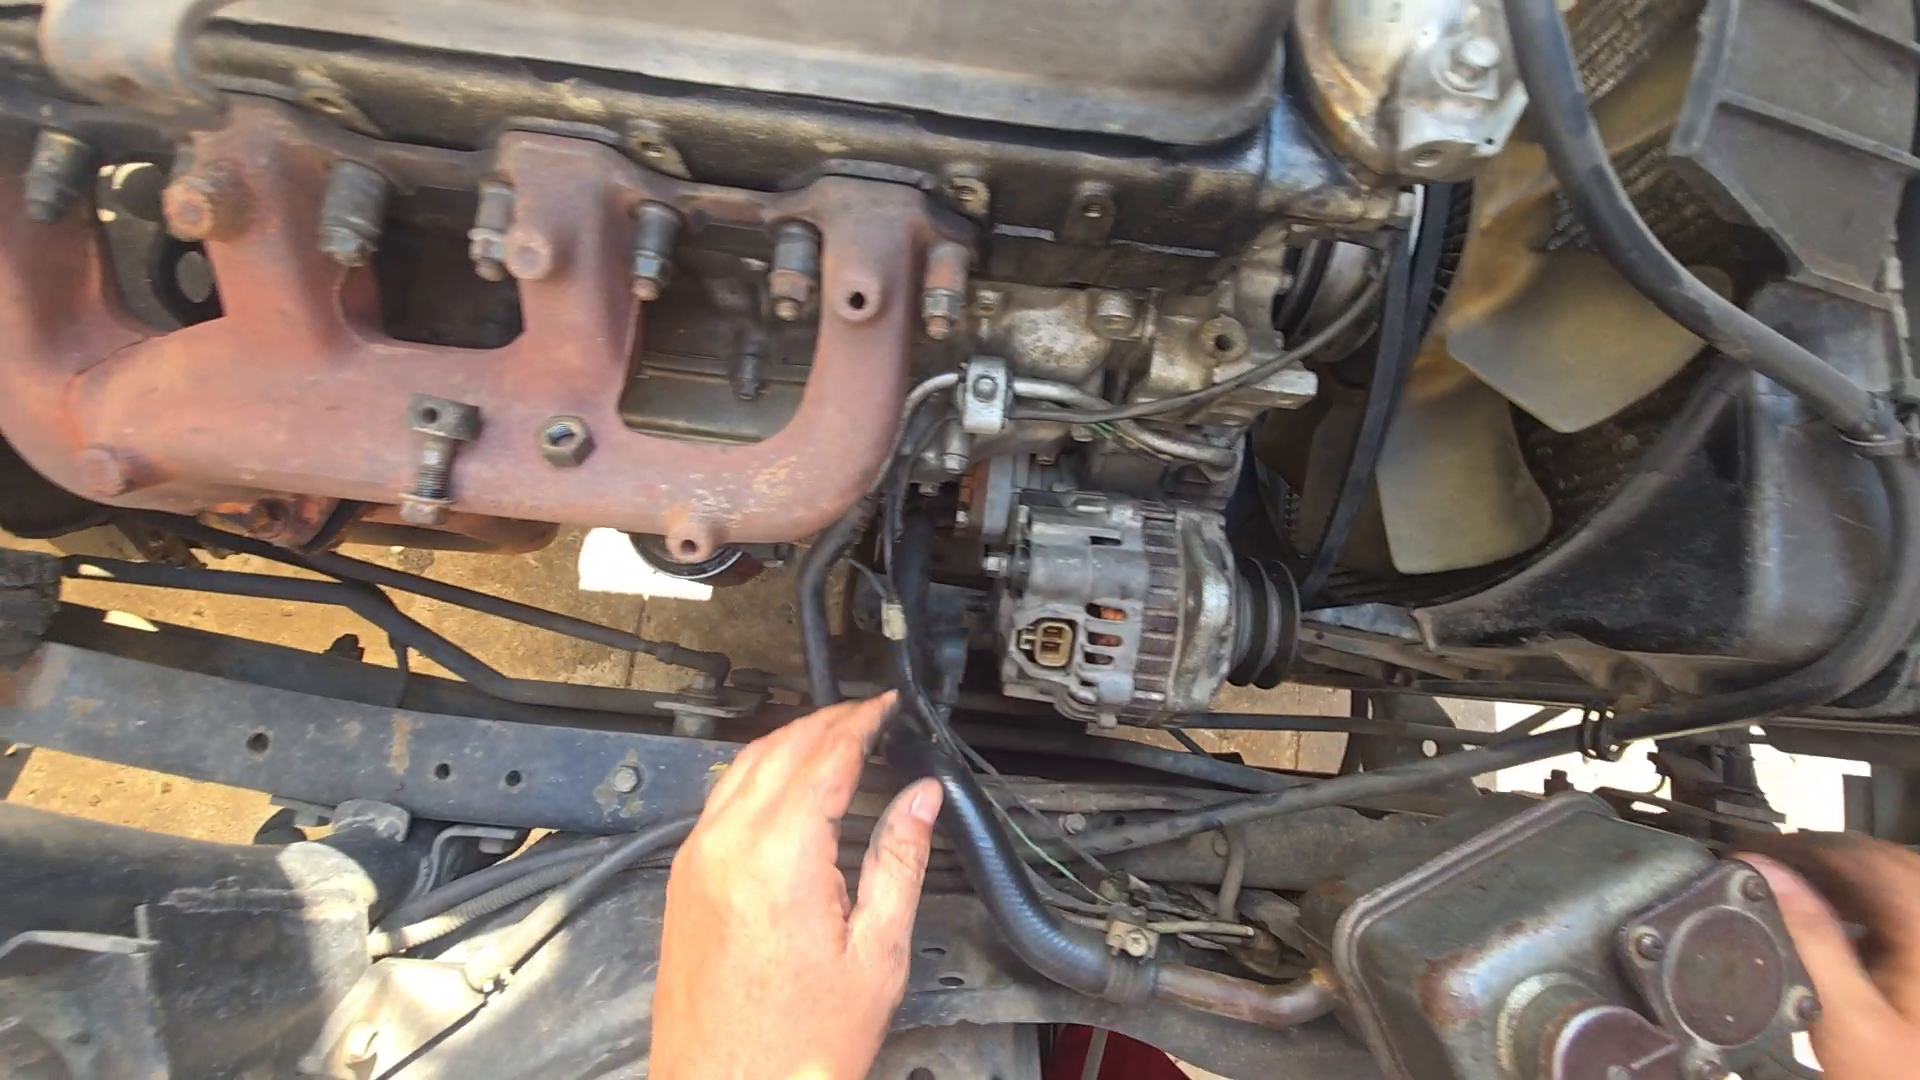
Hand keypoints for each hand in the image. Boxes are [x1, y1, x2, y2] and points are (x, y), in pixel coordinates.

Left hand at [651, 693, 944, 1079]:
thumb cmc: (798, 1049)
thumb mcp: (875, 955)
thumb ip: (900, 860)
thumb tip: (922, 796)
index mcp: (780, 858)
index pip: (827, 756)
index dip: (864, 722)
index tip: (889, 707)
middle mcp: (728, 844)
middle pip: (785, 746)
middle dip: (832, 720)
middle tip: (872, 715)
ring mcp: (698, 857)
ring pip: (748, 761)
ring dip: (795, 736)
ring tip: (838, 734)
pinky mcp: (684, 875)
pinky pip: (724, 791)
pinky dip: (762, 766)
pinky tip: (788, 776)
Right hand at [1741, 834, 1919, 1079]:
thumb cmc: (1901, 1075)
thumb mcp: (1845, 1012)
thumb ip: (1806, 936)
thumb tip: (1764, 871)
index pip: (1868, 860)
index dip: (1806, 846)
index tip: (1758, 851)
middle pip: (1890, 866)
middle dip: (1823, 855)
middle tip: (1770, 860)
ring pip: (1901, 888)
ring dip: (1844, 877)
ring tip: (1793, 883)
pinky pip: (1907, 914)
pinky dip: (1867, 902)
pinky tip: (1838, 918)